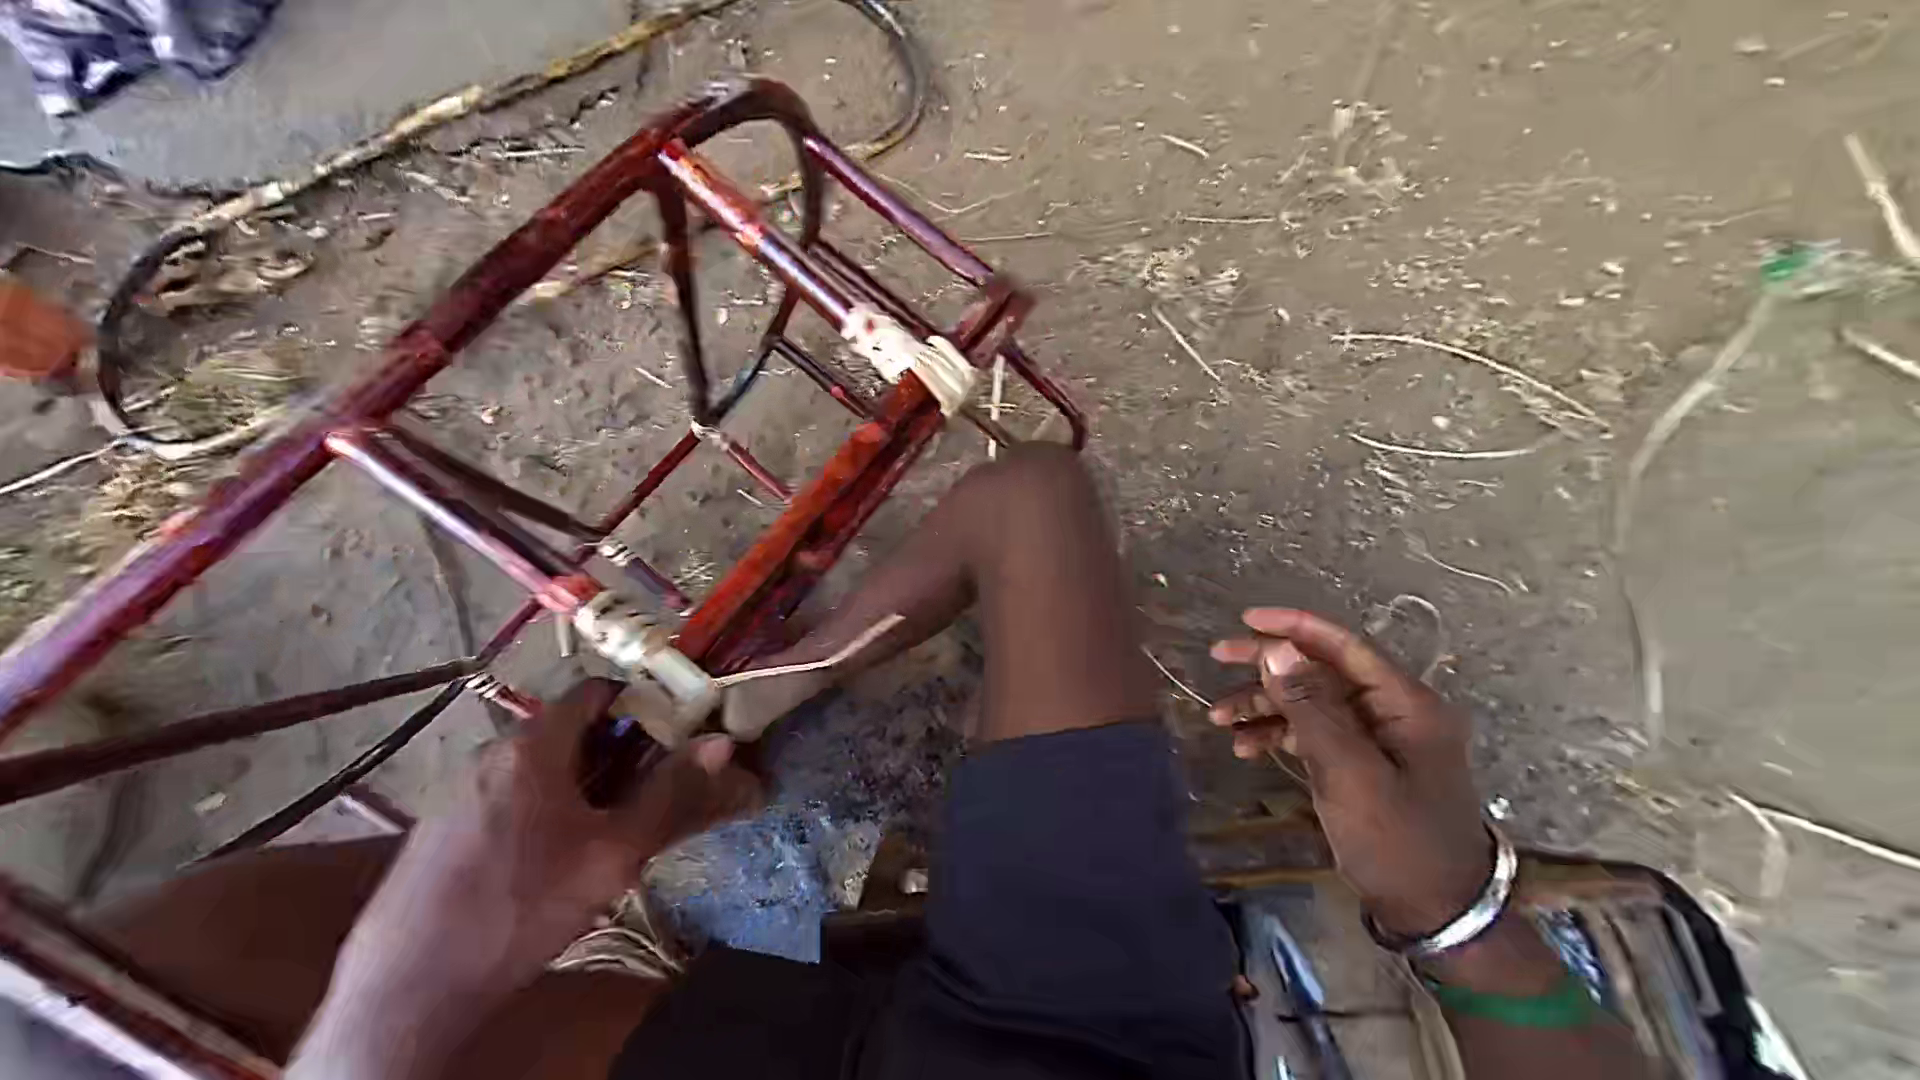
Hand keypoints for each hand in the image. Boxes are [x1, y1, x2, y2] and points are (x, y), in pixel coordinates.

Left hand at [324, 678, 759, 1015]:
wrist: (406, 993)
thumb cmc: (523, 907)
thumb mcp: (613, 852)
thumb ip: (669, 792)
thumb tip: (721, 742)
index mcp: (532, 745)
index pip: (597, 691)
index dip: (641, 704)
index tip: (670, 736)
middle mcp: (491, 751)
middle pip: (571, 728)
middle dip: (616, 751)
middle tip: (644, 792)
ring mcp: (459, 787)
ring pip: (540, 763)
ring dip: (581, 780)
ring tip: (604, 829)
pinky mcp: (440, 824)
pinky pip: (509, 791)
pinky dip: (544, 803)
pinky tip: (550, 855)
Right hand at [1211, 609, 1491, 938]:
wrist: (1433, 913)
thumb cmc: (1397, 839)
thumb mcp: (1349, 771)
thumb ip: (1311, 706)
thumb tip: (1277, 649)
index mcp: (1405, 703)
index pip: (1344, 645)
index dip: (1294, 626)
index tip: (1246, 619)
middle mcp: (1390, 710)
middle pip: (1319, 670)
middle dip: (1267, 665)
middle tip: (1218, 657)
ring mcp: (1373, 737)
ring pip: (1308, 701)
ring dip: (1262, 704)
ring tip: (1218, 718)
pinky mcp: (1357, 761)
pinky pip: (1309, 731)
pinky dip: (1276, 733)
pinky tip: (1244, 746)